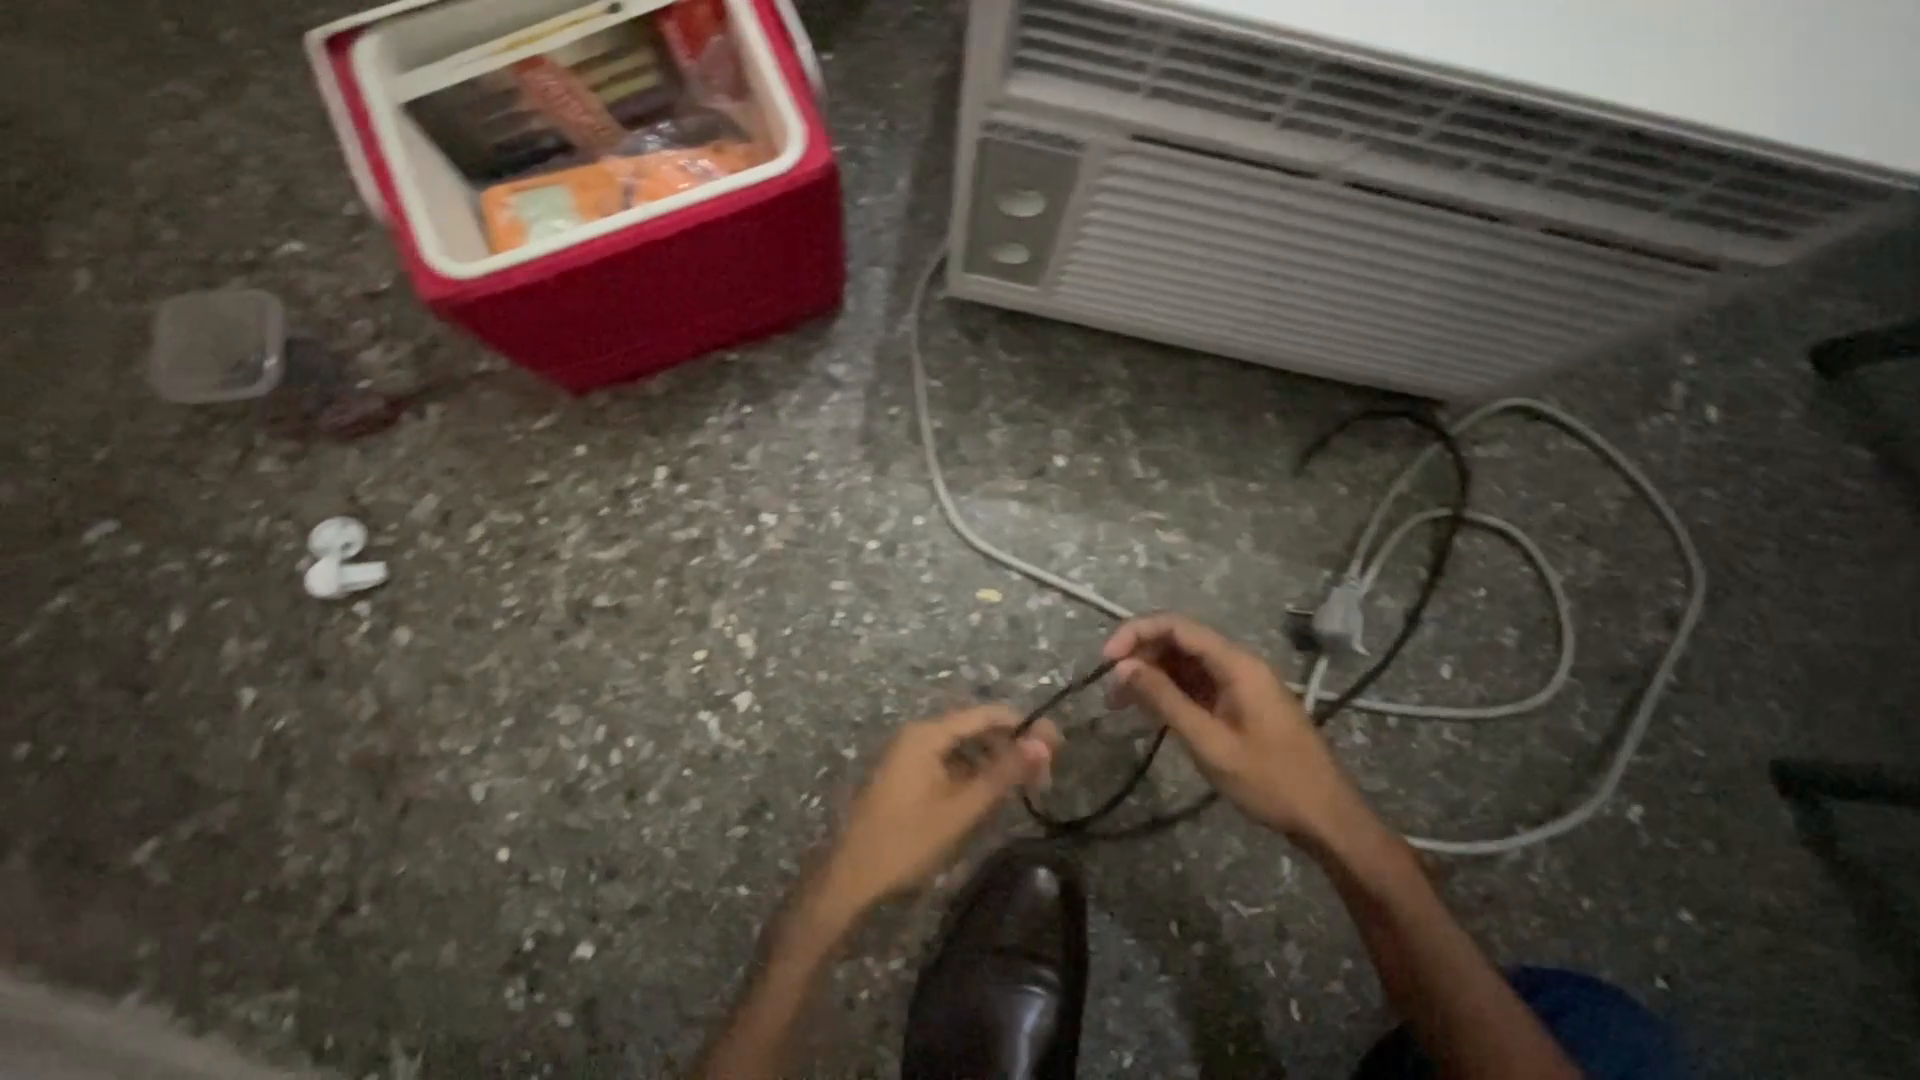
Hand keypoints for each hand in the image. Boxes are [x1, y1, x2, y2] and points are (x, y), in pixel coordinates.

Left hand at [817, 706, 1060, 915]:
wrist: (850, 879)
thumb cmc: (906, 842)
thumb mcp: (962, 809)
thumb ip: (1004, 773)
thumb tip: (1044, 742)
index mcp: (926, 734)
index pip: (986, 715)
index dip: (1025, 726)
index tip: (1058, 745)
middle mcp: (916, 736)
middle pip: (974, 728)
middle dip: (1011, 745)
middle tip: (1045, 775)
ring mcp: (907, 756)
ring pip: (961, 748)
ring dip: (993, 761)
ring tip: (1024, 787)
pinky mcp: (904, 778)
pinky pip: (947, 764)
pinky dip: (972, 774)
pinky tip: (990, 796)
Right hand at [1104, 614, 1357, 843]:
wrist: (1325, 816)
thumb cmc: (1269, 780)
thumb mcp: (1209, 742)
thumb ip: (1165, 700)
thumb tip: (1123, 667)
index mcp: (1236, 664)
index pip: (1177, 627)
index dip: (1136, 633)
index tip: (1105, 660)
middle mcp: (1239, 664)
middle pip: (1180, 642)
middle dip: (1140, 657)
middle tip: (1109, 690)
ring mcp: (1242, 685)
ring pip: (1186, 664)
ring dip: (1152, 676)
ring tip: (1120, 703)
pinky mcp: (1241, 705)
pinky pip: (1198, 685)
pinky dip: (1171, 693)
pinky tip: (1149, 713)